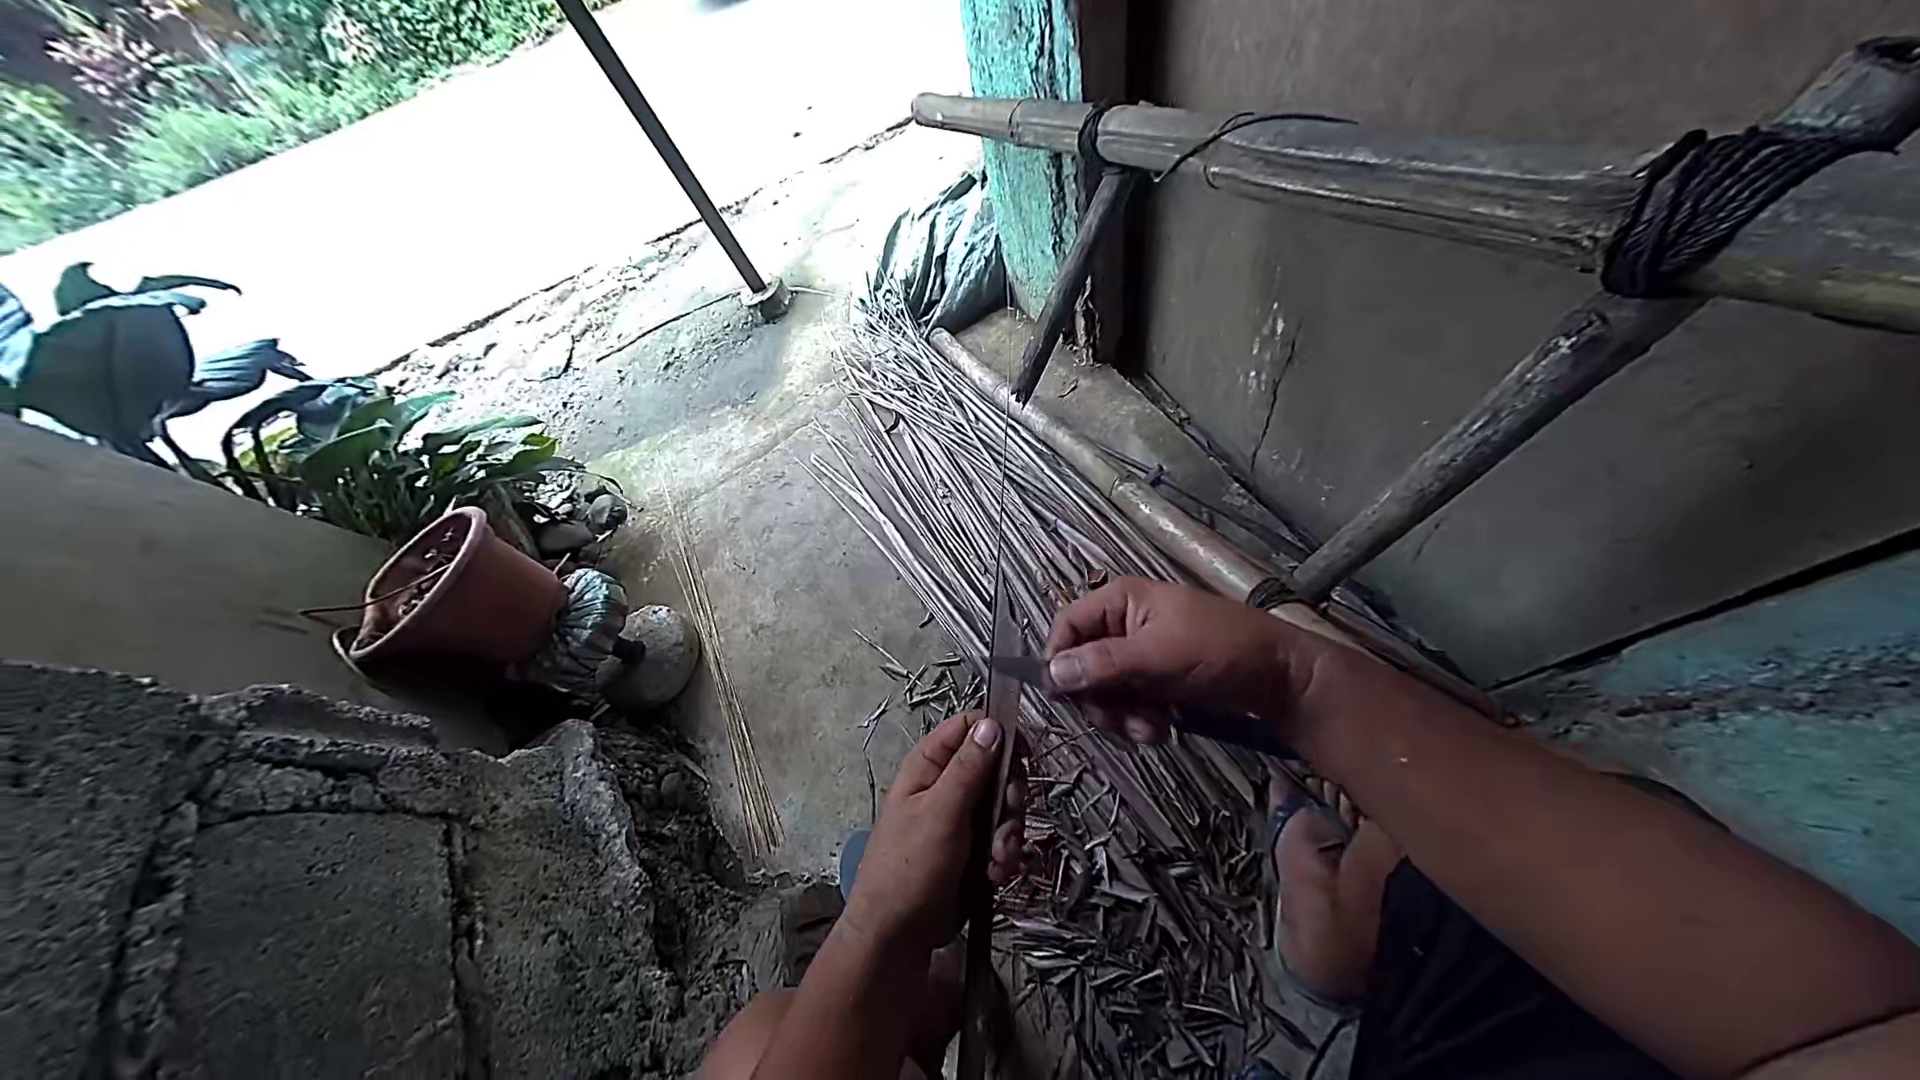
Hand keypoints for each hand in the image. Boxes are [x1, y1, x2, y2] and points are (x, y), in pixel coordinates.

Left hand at [843, 711, 1026, 954]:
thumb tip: (991, 724)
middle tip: (1008, 815)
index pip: (969, 727)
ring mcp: (963, 815)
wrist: (899, 934)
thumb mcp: (941, 812)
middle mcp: (948, 783)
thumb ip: (969, 768)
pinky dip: (1004, 854)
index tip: (1022, 755)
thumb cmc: (909, 866)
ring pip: (1005, 804)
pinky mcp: (975, 845)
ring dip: (1009, 832)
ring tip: (997, 858)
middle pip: (997, 766)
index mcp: (930, 764)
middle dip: (1010, 795)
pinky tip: (994, 873)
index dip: (997, 734)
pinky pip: (1003, 836)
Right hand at [1045, 576, 1332, 743]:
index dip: (1059, 658)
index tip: (1061, 694)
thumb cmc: (1220, 649)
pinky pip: (1127, 702)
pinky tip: (1159, 729)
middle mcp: (1123, 624)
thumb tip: (1051, 673)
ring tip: (1148, 728)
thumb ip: (1102, 663)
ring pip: (1103, 689)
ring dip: (1119, 715)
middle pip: (1081, 663)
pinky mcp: (1154, 680)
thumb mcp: (1158, 654)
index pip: (1067, 626)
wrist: (1281, 677)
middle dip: (1097, 697)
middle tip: (1113, 721)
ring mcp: (1139, 654)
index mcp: (1119, 600)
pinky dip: (1137, 719)